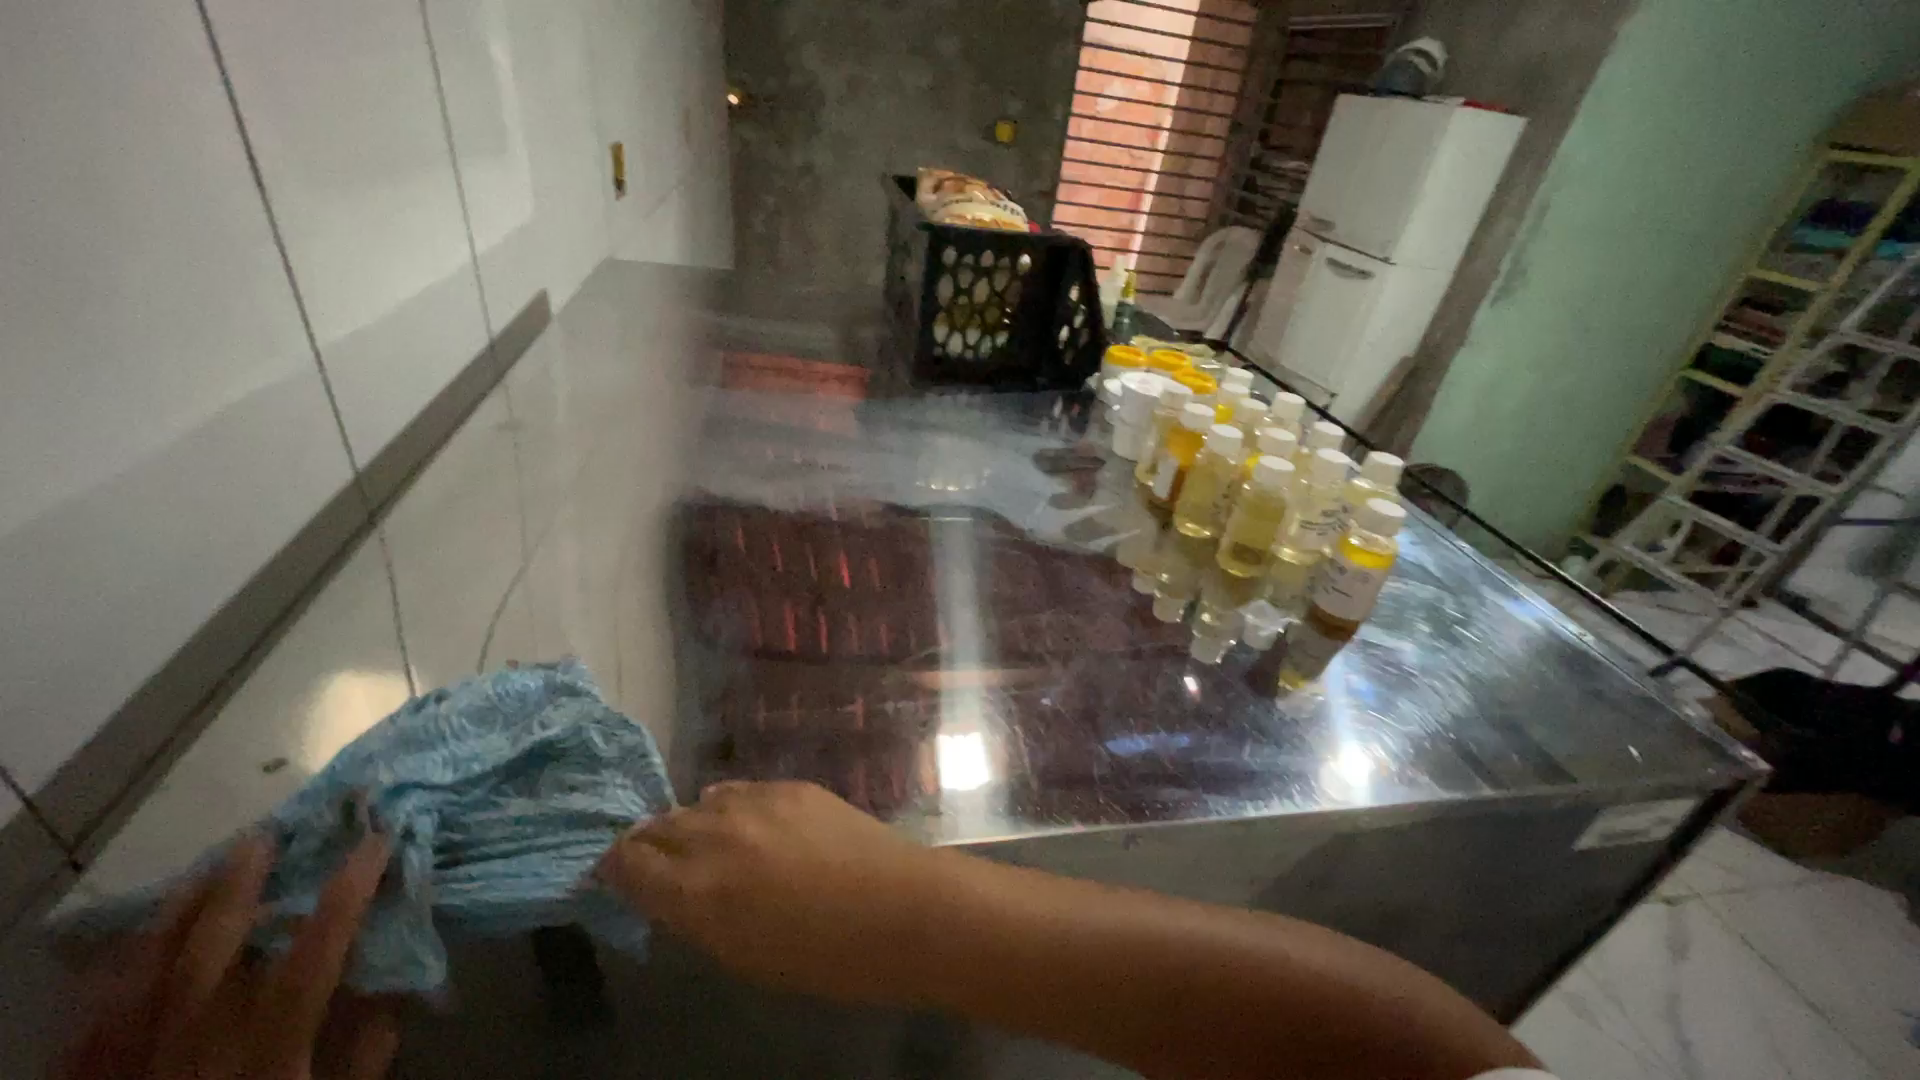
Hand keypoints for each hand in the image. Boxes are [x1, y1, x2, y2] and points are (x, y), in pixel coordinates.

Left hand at [57, 832, 399, 1079]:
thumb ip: (363, 1053)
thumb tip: (397, 985)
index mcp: (265, 1050)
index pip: (314, 951)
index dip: (348, 890)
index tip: (376, 841)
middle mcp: (196, 1042)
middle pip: (216, 946)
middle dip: (245, 883)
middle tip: (268, 834)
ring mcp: (133, 1057)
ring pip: (148, 966)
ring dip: (182, 908)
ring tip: (210, 866)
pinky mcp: (92, 1075)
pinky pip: (95, 1009)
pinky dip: (120, 965)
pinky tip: (141, 936)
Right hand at [594, 781, 966, 1002]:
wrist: (900, 909)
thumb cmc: (821, 957)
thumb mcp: (740, 954)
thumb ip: (694, 915)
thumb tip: (670, 892)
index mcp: (693, 890)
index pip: (625, 864)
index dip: (616, 869)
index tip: (616, 875)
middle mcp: (714, 835)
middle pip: (656, 827)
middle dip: (649, 845)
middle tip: (657, 861)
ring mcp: (755, 802)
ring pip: (698, 803)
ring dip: (692, 823)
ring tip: (707, 843)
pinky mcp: (791, 785)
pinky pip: (741, 791)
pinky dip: (732, 807)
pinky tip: (747, 823)